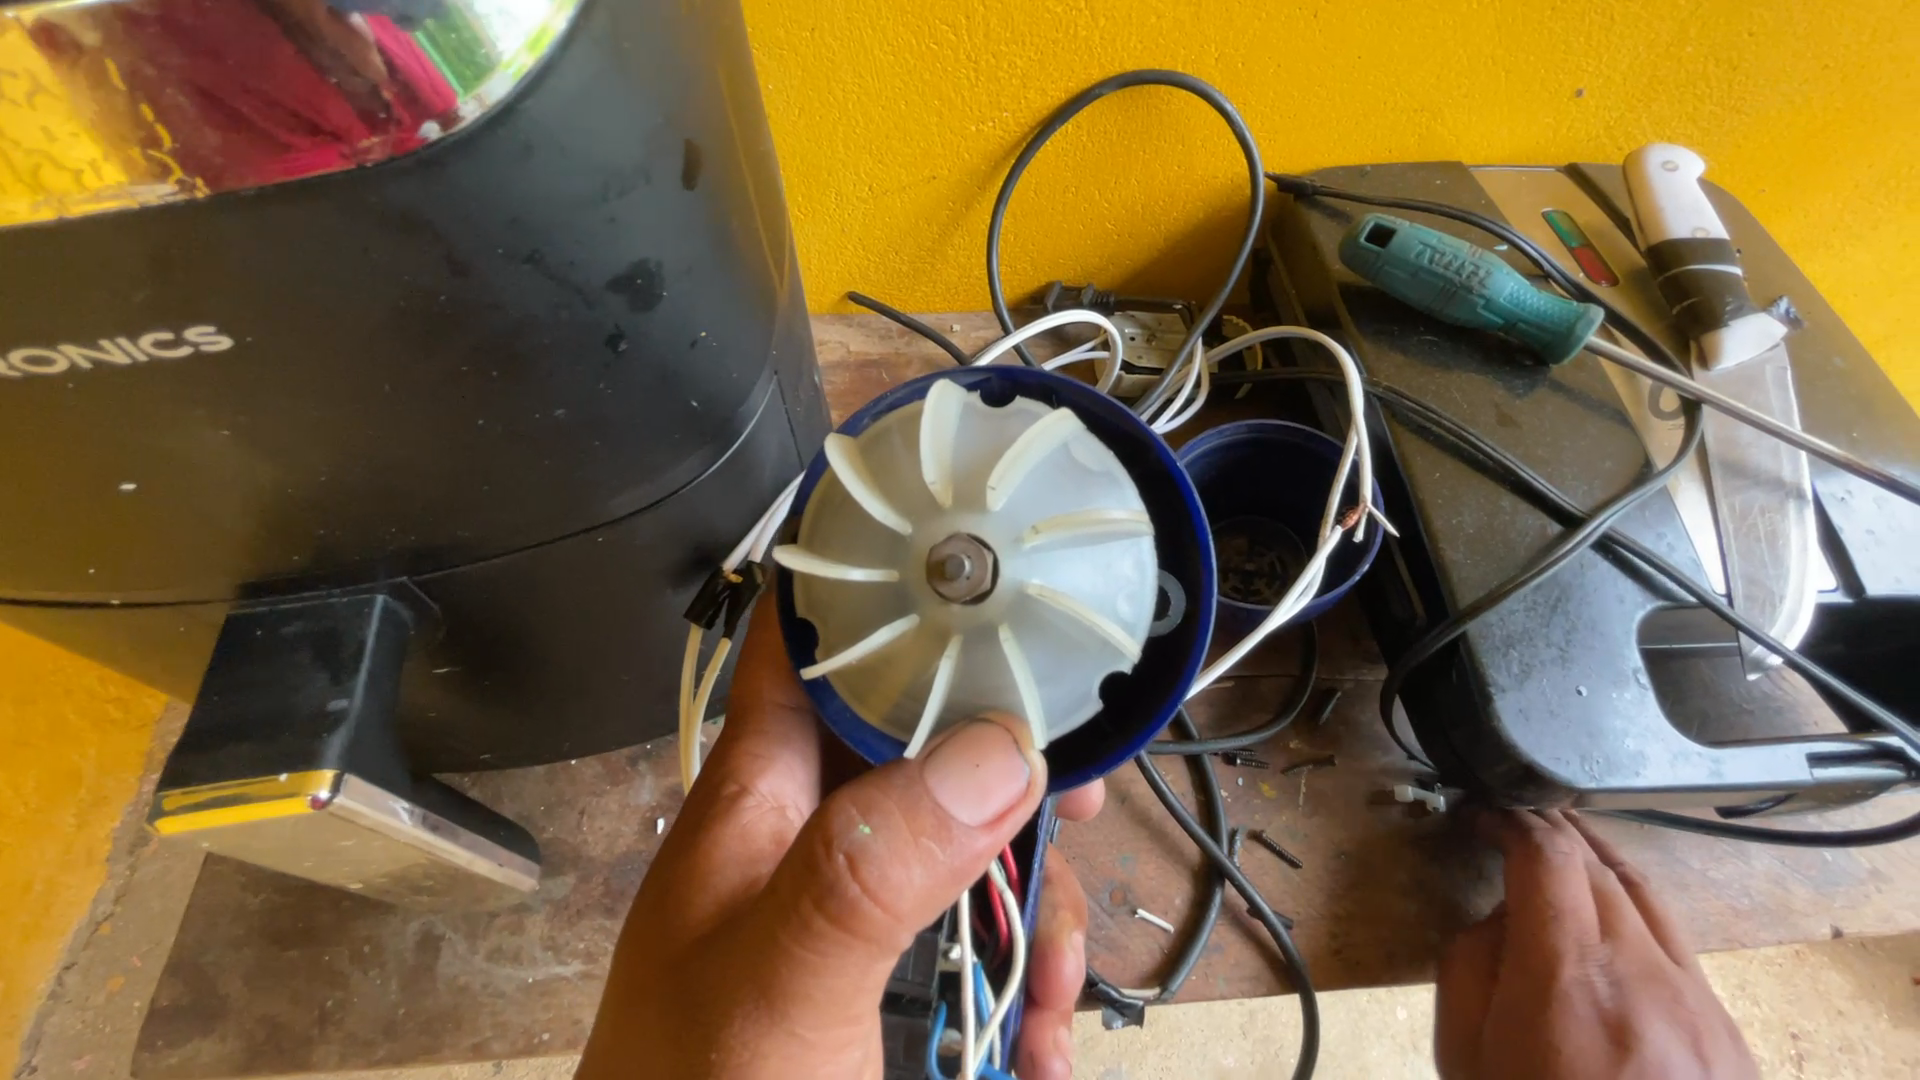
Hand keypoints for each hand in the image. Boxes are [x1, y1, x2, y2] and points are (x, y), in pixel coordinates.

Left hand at [577, 600, 1102, 1078]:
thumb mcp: (777, 985)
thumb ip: (870, 867)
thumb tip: (998, 748)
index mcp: (760, 794)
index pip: (805, 647)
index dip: (870, 593)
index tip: (969, 571)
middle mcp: (811, 830)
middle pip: (920, 740)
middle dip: (1005, 760)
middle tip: (1080, 791)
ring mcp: (854, 903)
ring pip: (965, 839)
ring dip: (1031, 896)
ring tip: (1051, 981)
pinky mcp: (888, 971)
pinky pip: (976, 933)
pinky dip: (1022, 974)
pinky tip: (1037, 1037)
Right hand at [1435, 809, 1757, 1079]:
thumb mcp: (1465, 1047)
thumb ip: (1473, 959)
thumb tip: (1505, 914)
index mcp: (1568, 977)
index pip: (1546, 854)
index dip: (1509, 818)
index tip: (1480, 815)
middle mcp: (1646, 976)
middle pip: (1596, 864)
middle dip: (1545, 830)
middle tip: (1507, 822)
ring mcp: (1700, 1005)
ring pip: (1646, 893)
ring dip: (1593, 855)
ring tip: (1556, 842)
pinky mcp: (1730, 1034)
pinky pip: (1676, 942)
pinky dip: (1629, 904)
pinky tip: (1604, 911)